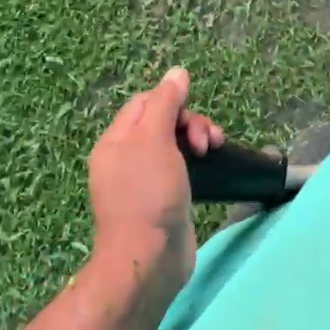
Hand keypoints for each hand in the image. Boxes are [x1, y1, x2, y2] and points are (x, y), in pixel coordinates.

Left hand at [87, 67, 223, 284]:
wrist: (149, 257)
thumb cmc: (148, 193)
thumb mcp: (155, 139)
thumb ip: (166, 102)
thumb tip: (177, 72)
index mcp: (115, 141)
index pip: (145, 102)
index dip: (171, 101)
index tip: (190, 116)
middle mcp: (126, 158)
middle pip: (163, 120)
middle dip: (189, 122)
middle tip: (205, 141)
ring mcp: (145, 180)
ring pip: (176, 143)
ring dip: (198, 138)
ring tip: (214, 150)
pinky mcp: (163, 197)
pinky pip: (182, 165)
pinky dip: (197, 161)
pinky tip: (210, 167)